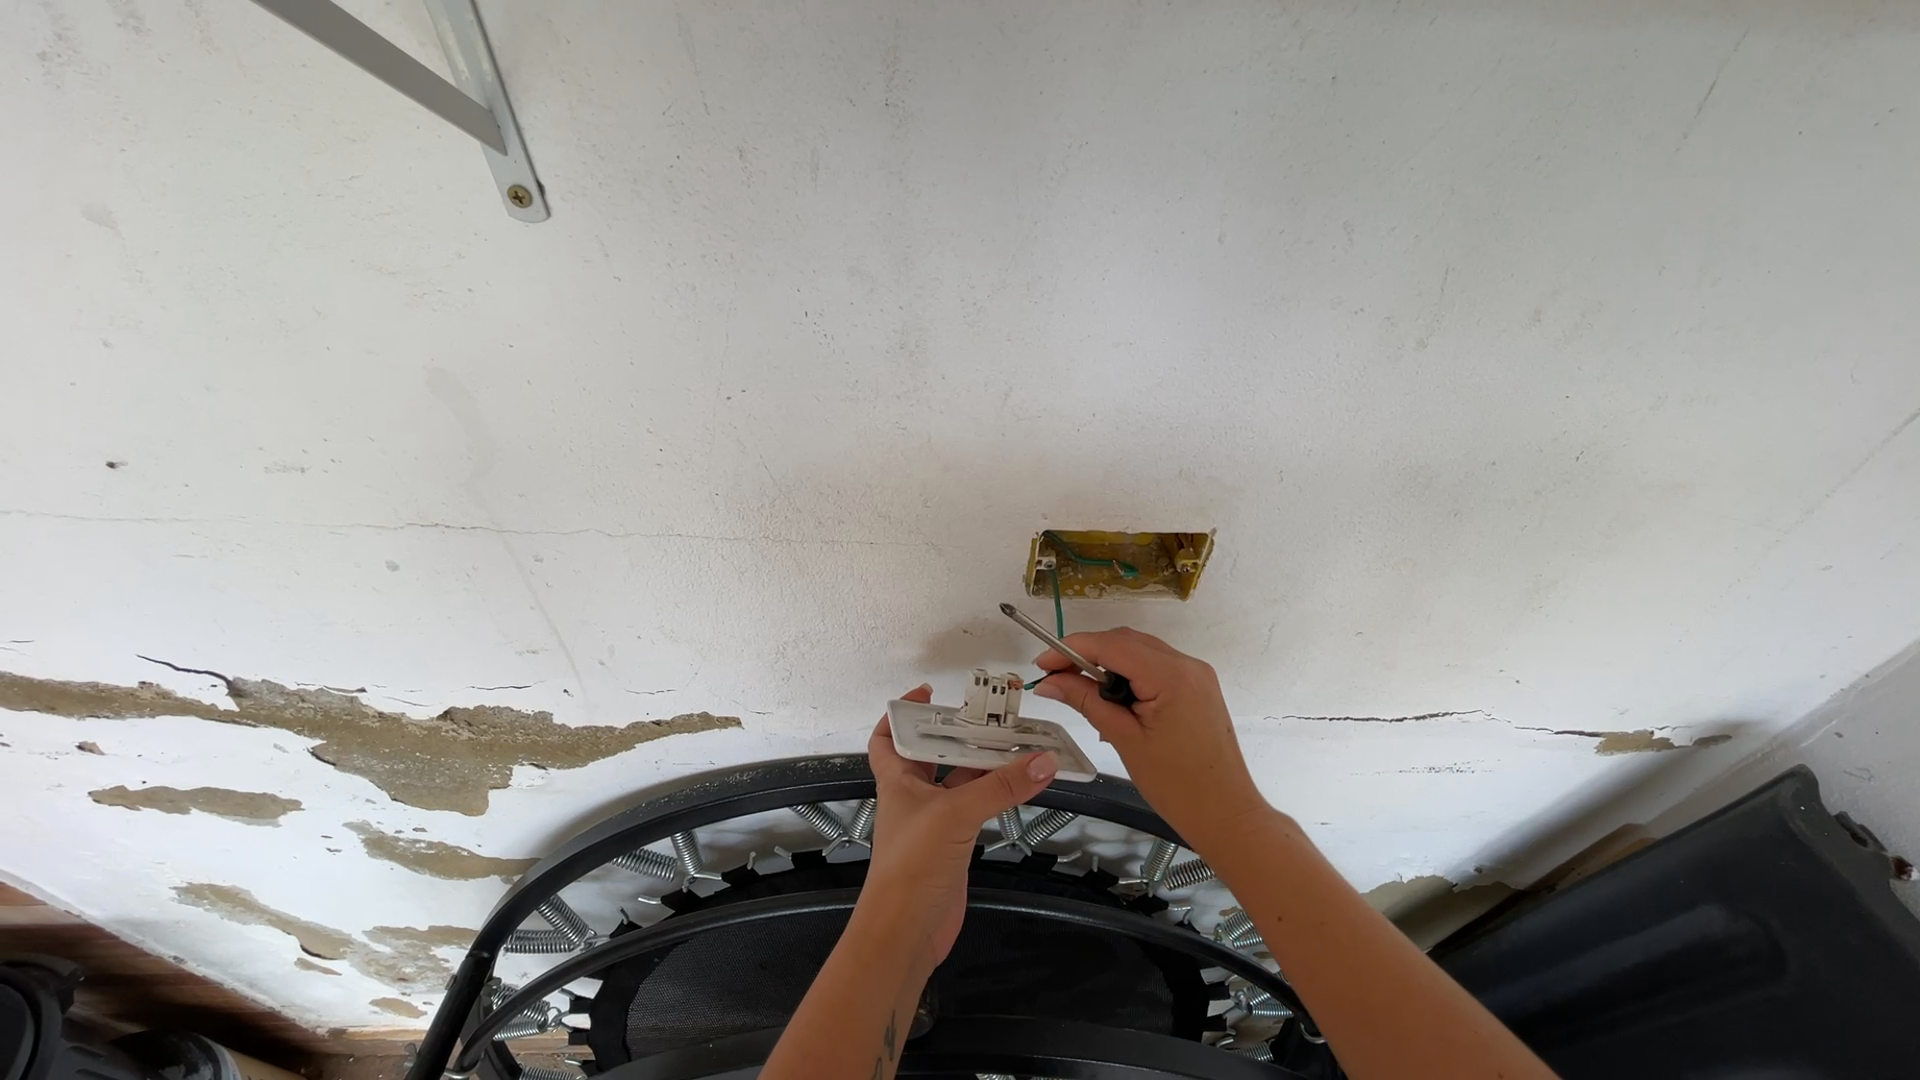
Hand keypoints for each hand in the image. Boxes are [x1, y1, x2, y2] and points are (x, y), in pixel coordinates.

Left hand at [865, 685, 1058, 968]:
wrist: (906, 933)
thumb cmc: (914, 864)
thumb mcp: (956, 815)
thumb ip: (1001, 787)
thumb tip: (1044, 761)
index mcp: (897, 780)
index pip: (888, 737)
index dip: (901, 713)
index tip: (927, 693)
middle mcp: (913, 797)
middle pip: (934, 755)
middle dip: (959, 734)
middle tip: (992, 715)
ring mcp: (934, 823)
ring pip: (959, 782)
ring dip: (983, 764)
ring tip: (1015, 742)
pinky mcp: (953, 846)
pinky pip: (975, 809)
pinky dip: (994, 795)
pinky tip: (1018, 785)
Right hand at [1031, 629, 1269, 851]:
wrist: (1227, 814)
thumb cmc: (1176, 785)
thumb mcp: (1124, 739)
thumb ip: (1086, 701)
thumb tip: (1049, 681)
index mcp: (1171, 675)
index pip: (1111, 644)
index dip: (1072, 648)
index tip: (1042, 664)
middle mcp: (1187, 664)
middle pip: (1125, 641)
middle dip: (1087, 653)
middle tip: (1055, 678)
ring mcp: (1196, 673)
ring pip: (1139, 651)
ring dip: (1107, 662)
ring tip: (1079, 689)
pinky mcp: (1198, 686)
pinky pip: (1155, 665)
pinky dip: (1128, 673)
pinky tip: (1111, 696)